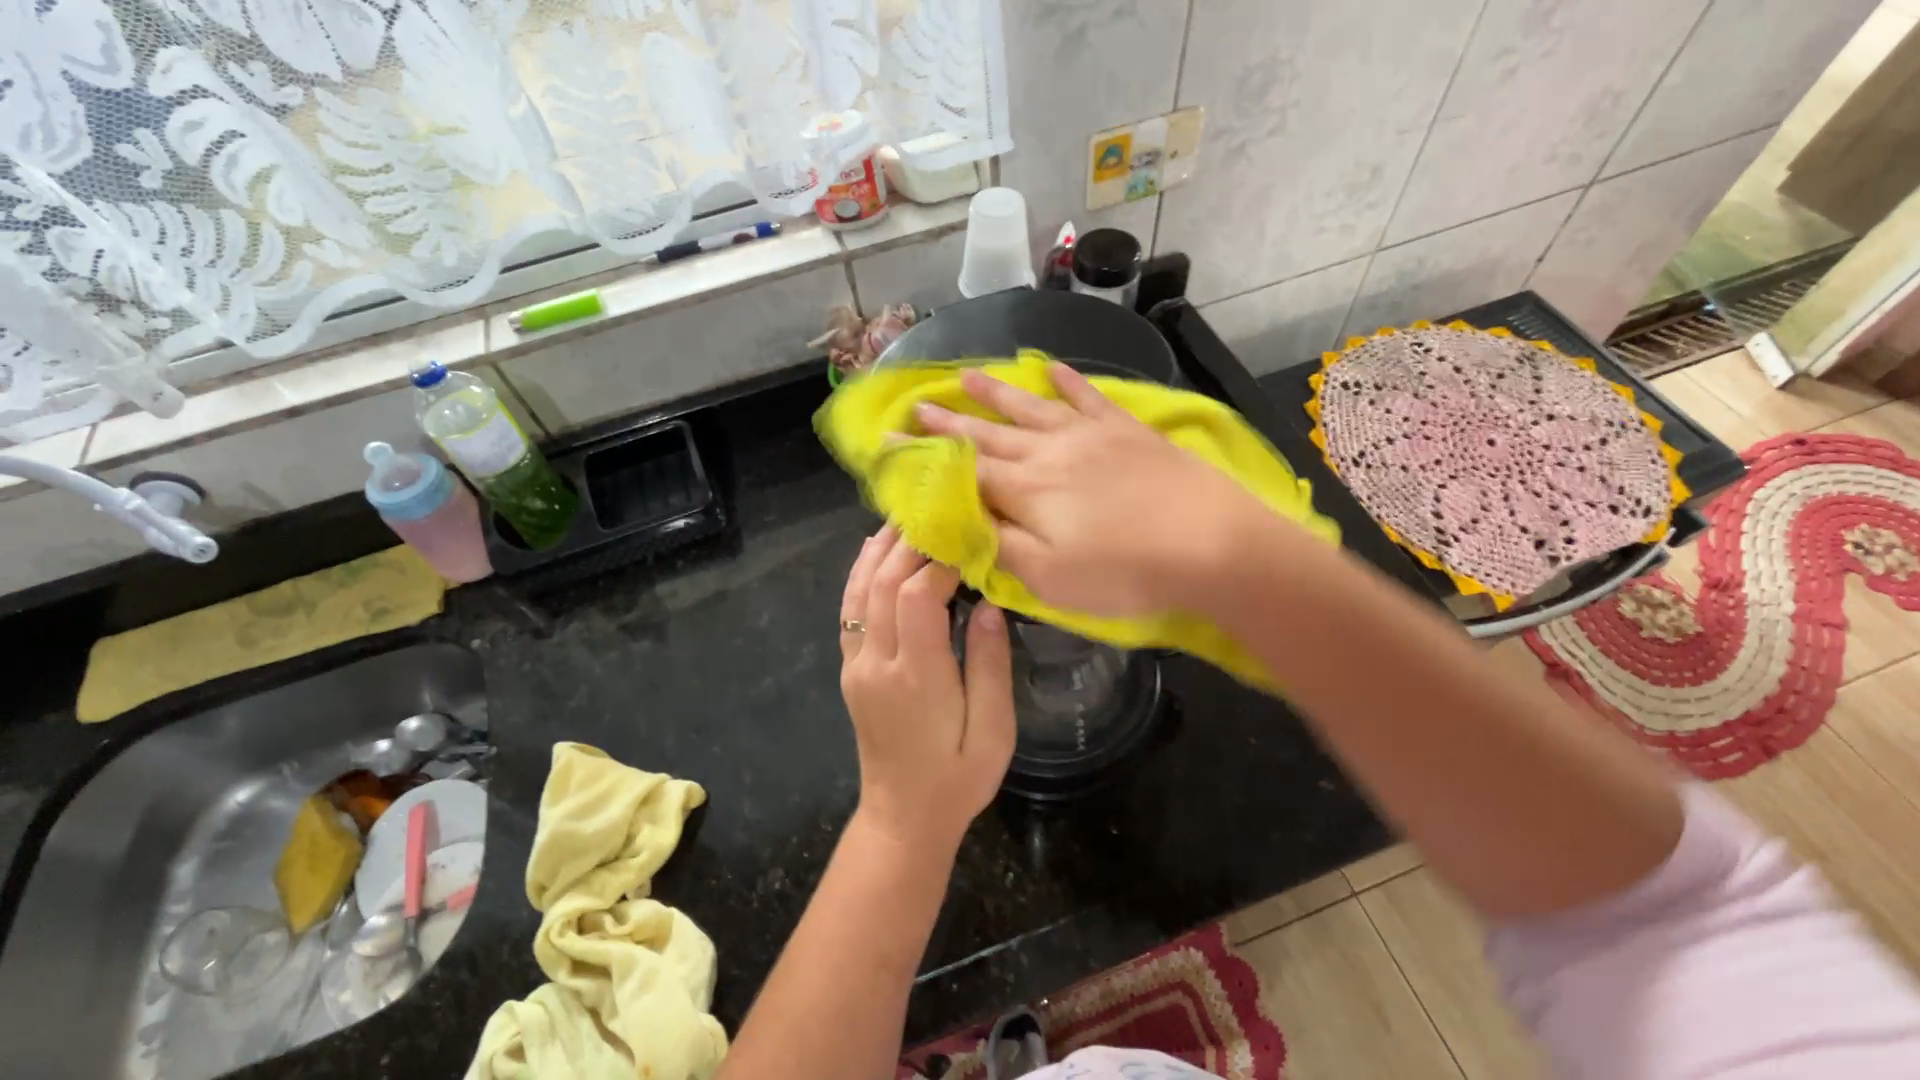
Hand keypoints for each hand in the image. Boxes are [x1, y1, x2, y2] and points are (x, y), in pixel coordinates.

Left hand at [839, 526, 1016, 850]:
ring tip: (905, 517)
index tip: (968, 542)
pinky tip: (873, 552)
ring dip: (880, 550)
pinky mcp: (851, 671)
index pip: (916, 597)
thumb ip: (990, 664)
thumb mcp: (993, 730)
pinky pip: (850, 610)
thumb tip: (989, 604)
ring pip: (860, 591)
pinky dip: (861, 574)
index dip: (939, 562)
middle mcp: (877, 663)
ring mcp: (857, 666)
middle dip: (908, 543)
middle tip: (936, 509)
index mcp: (916, 677)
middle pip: (883, 584)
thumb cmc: (958, 778)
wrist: (903, 818)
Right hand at [914, 362, 1273, 617]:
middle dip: (947, 422)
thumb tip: (953, 521)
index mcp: (1023, 490)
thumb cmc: (1124, 572)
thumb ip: (995, 545)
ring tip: (965, 375)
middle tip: (916, 405)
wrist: (1210, 544)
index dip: (923, 458)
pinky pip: (1089, 396)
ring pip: (1029, 407)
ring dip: (995, 392)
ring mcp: (1088, 434)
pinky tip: (1053, 368)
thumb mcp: (1047, 578)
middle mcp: (1046, 452)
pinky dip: (1068, 381)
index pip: (960, 471)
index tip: (890, 440)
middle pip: (987, 434)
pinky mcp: (1127, 431)